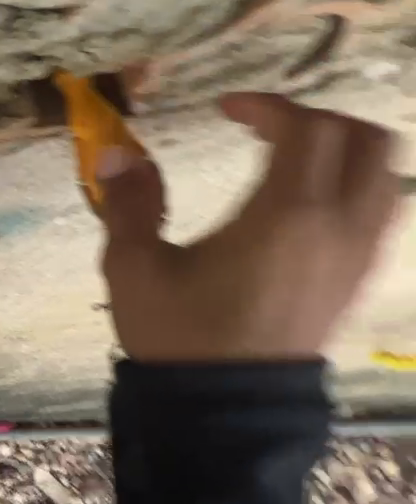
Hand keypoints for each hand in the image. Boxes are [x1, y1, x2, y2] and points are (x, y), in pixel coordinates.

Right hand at [98, 92, 401, 362]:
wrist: (224, 397)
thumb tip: (118, 154)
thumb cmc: (175, 328)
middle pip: (363, 138)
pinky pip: (379, 205)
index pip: (306, 130)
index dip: (267, 106)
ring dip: (340, 149)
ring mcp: (360, 248)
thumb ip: (130, 205)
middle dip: (313, 120)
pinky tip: (299, 202)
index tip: (224, 107)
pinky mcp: (361, 271)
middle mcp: (340, 222)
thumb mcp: (133, 266)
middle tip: (259, 127)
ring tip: (284, 159)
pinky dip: (349, 183)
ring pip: (384, 170)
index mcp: (284, 215)